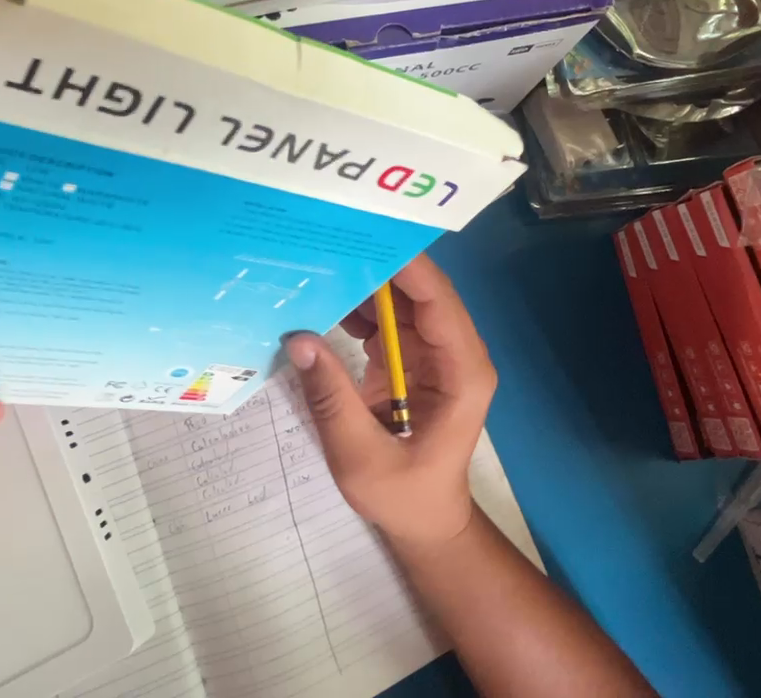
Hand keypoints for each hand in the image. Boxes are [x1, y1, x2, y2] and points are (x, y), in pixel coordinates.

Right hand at [284, 255, 494, 548]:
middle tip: (330, 242)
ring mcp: (432, 354)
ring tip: (318, 263)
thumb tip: (298, 338)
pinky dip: (358, 310)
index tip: (366, 238)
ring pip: (401, 302)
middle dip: (379, 267)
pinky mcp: (410, 360)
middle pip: (419, 293)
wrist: (425, 523)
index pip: (439, 302)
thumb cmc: (405, 497)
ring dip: (364, 285)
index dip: (408, 267)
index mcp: (462, 372)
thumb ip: (331, 397)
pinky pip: (386, 322)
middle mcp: (453, 353)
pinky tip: (324, 300)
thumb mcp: (361, 456)